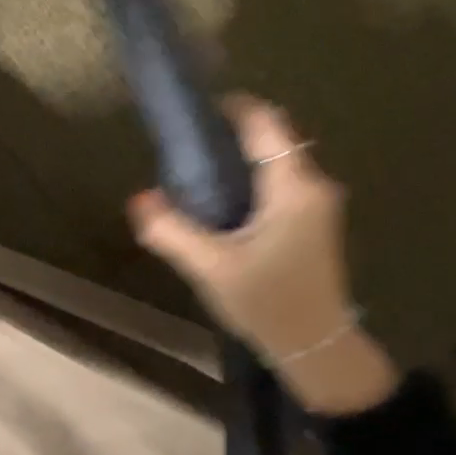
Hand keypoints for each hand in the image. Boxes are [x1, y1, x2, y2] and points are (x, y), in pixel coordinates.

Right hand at [127, 95, 397, 414]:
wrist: (316, 347)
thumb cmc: (269, 302)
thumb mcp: (211, 267)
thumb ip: (172, 230)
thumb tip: (138, 198)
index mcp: (293, 188)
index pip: (266, 123)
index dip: (232, 107)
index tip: (193, 109)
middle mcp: (313, 186)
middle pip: (271, 138)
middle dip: (229, 134)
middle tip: (184, 145)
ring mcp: (317, 205)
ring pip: (275, 161)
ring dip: (239, 158)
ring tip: (194, 171)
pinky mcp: (312, 222)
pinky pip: (279, 182)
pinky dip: (249, 179)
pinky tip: (220, 202)